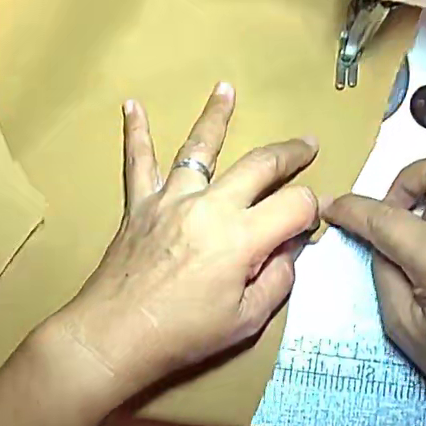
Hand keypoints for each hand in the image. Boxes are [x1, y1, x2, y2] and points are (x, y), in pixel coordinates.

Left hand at [38, 83, 320, 405]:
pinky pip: (138, 164)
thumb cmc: (182, 335)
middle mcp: (209, 206)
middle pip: (259, 164)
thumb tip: (287, 249)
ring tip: (226, 90)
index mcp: (242, 237)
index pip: (295, 206)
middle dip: (290, 152)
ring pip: (198, 148)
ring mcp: (170, 200)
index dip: (310, 214)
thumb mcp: (245, 321)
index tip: (307, 228)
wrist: (115, 335)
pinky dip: (136, 134)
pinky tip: (132, 107)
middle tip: (306, 144)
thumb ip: (277, 280)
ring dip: (215, 117)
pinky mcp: (139, 206)